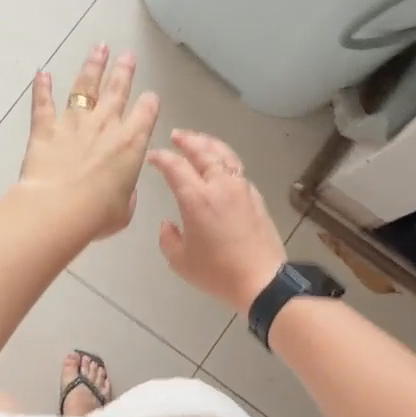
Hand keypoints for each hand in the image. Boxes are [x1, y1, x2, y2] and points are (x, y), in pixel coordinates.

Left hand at [16, 44, 159, 240]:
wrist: (59, 208)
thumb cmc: (97, 215)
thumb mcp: (124, 211)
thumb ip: (126, 195)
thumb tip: (122, 191)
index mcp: (132, 143)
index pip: (146, 113)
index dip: (149, 103)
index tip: (150, 97)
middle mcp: (105, 125)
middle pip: (117, 90)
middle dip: (124, 71)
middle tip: (128, 55)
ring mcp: (74, 122)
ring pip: (85, 86)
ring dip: (93, 67)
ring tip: (99, 48)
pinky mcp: (46, 127)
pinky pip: (43, 103)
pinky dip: (41, 88)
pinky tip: (42, 74)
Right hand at [147, 130, 286, 312]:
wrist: (262, 281)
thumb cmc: (217, 273)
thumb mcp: (180, 261)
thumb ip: (168, 238)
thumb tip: (168, 224)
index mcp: (196, 198)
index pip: (175, 167)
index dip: (161, 158)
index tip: (153, 157)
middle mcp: (220, 186)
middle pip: (203, 151)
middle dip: (188, 141)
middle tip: (177, 136)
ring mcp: (241, 189)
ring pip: (225, 155)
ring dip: (209, 144)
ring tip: (200, 141)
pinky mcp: (256, 197)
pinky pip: (237, 170)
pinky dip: (225, 160)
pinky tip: (221, 167)